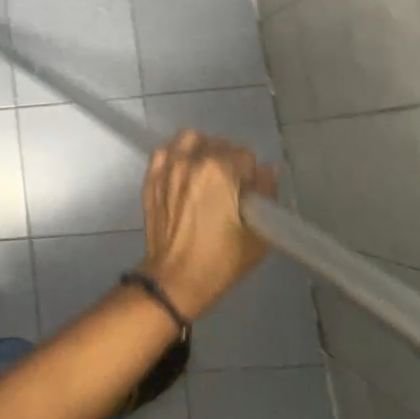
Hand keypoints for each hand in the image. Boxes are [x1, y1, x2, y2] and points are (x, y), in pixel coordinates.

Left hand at [138, 131, 275, 320]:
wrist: (176, 278)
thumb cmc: (221, 260)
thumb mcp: (257, 233)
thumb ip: (265, 193)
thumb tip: (269, 170)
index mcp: (219, 171)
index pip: (244, 154)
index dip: (251, 173)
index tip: (250, 192)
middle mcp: (190, 161)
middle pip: (216, 144)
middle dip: (229, 159)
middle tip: (232, 184)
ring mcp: (166, 169)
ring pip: (187, 140)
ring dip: (201, 149)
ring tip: (208, 172)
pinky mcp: (150, 180)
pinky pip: (164, 153)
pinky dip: (176, 156)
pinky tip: (183, 173)